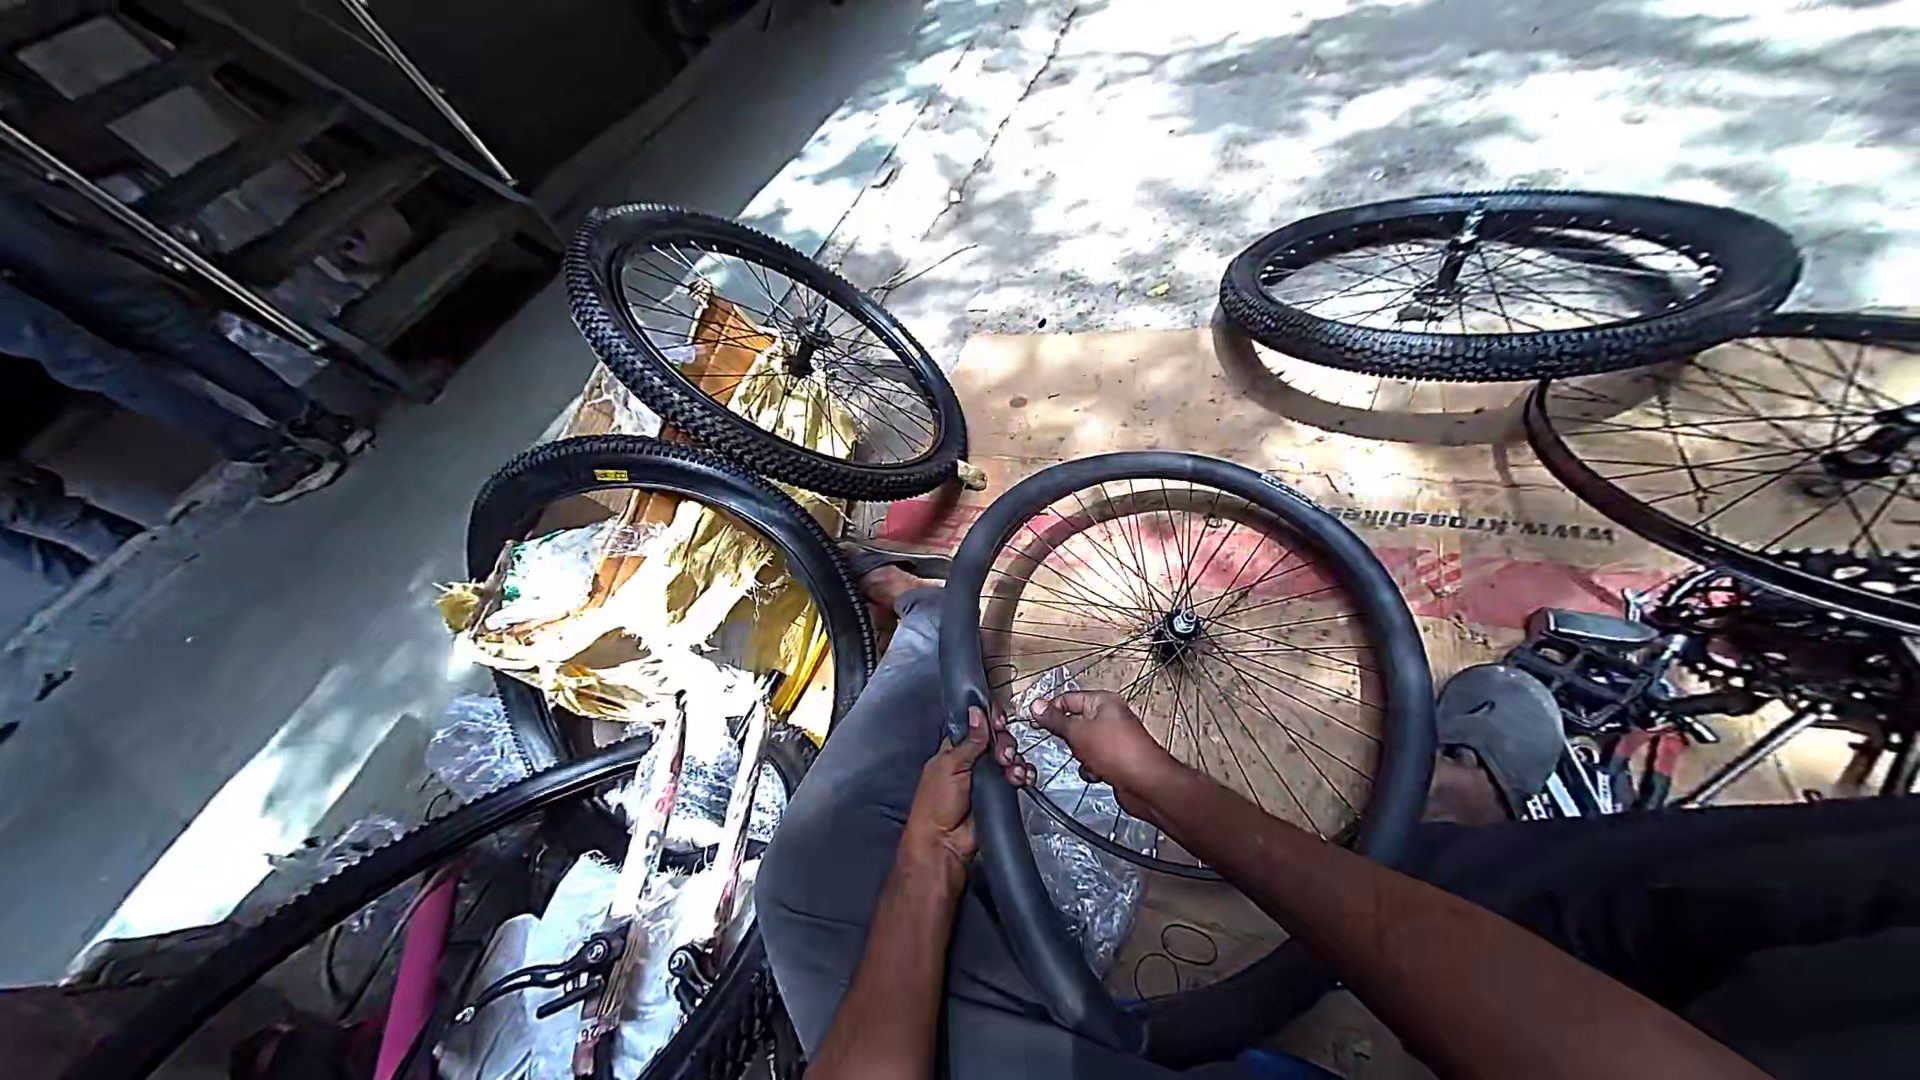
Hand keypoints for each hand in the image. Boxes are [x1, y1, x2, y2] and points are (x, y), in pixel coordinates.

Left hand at [900, 706, 1027, 887]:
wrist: (945, 843)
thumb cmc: (936, 804)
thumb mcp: (950, 766)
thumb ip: (969, 740)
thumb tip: (977, 712)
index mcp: (955, 748)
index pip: (976, 724)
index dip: (989, 720)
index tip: (997, 721)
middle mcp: (973, 759)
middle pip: (997, 738)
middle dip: (1004, 742)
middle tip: (1002, 753)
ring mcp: (988, 775)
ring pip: (1010, 755)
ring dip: (1015, 759)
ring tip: (1011, 770)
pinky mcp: (1001, 791)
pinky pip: (1018, 776)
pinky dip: (1024, 773)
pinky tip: (1022, 778)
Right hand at [1032, 690, 1183, 821]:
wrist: (1145, 784)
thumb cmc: (1116, 752)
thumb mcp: (1077, 732)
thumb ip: (1055, 720)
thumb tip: (1036, 705)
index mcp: (1102, 701)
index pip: (1068, 699)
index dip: (1051, 710)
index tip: (1036, 722)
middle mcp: (1109, 717)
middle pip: (1075, 722)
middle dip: (1068, 737)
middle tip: (1068, 744)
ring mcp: (1113, 739)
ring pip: (1082, 744)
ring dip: (1080, 755)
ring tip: (1087, 759)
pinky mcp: (1115, 759)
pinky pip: (1093, 760)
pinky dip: (1091, 767)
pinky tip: (1097, 773)